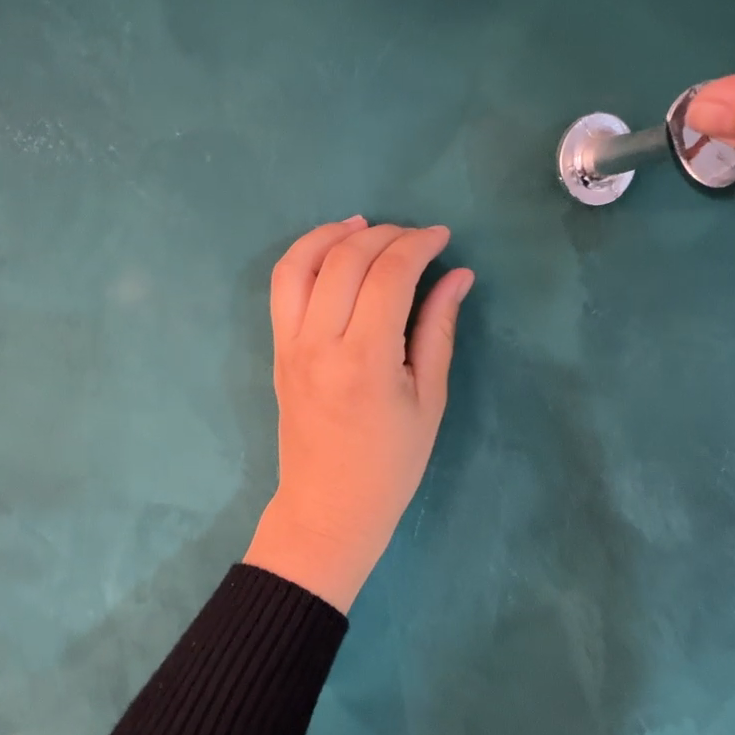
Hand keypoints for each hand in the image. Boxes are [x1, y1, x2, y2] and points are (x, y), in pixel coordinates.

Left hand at [243, 218, 474, 611]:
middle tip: (415, 238)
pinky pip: (282, 287)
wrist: (328, 508)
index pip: (389, 275)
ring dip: (333, 233)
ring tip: (366, 226)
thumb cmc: (389, 466)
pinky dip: (305, 257)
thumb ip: (438, 331)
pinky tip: (333, 252)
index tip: (442, 238)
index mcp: (366, 361)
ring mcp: (290, 346)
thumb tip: (457, 275)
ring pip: (301, 263)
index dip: (418, 244)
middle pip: (346, 258)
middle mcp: (320, 344)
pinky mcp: (277, 351)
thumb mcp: (428, 402)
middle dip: (385, 234)